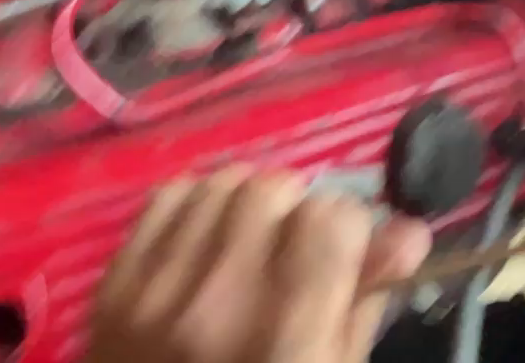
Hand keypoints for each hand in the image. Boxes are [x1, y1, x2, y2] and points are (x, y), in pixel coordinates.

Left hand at [89, 168, 431, 362]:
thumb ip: (364, 303)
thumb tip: (408, 230)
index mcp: (286, 342)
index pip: (333, 219)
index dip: (350, 229)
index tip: (345, 252)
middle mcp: (221, 306)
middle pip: (276, 188)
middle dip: (297, 211)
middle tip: (293, 251)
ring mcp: (158, 292)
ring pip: (224, 182)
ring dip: (248, 203)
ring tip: (250, 244)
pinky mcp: (116, 284)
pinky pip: (171, 194)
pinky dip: (198, 204)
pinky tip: (207, 241)